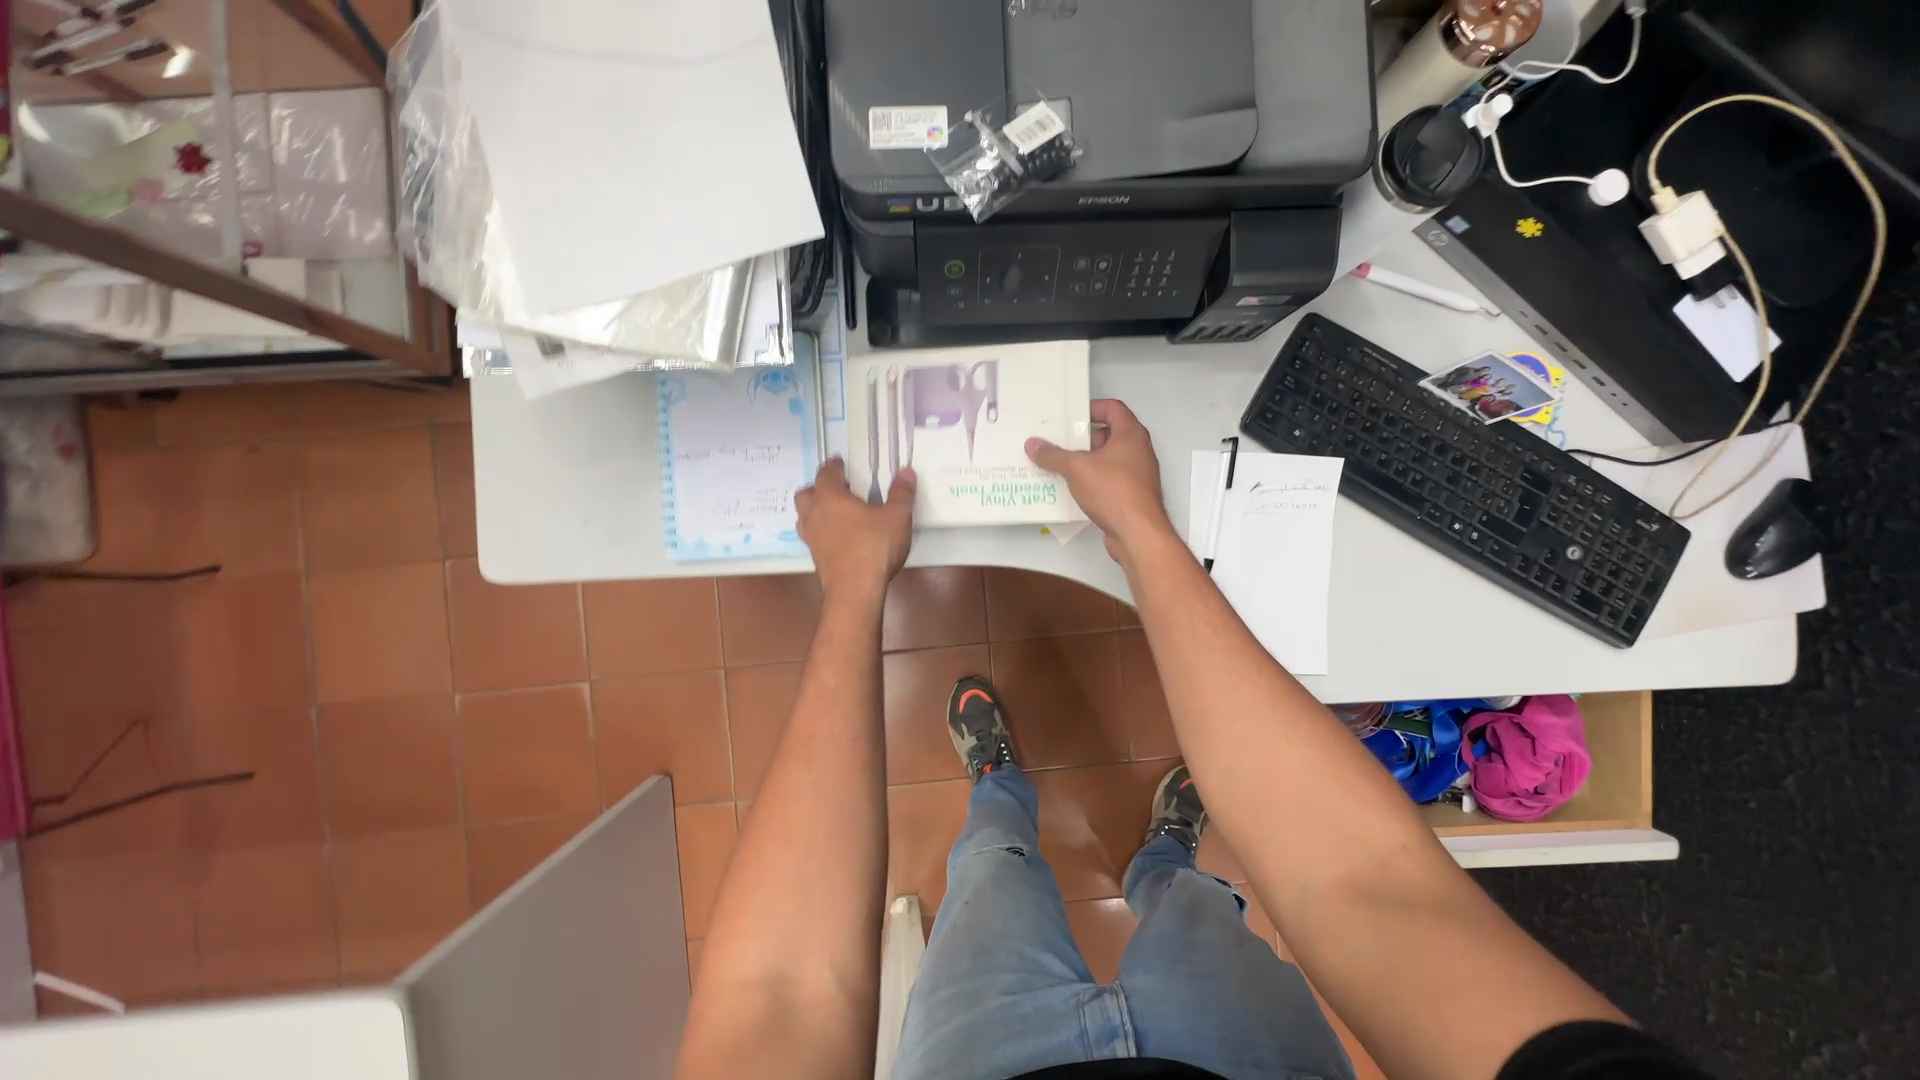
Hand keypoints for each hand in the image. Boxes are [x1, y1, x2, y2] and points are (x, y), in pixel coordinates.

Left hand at [796, 459, 916, 604]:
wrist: (855, 590)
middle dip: (819, 487)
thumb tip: (906, 472)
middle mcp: (814, 514)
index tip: (841, 463)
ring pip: (805, 516)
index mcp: (830, 497)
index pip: (826, 473)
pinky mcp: (815, 557)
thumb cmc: (874, 547)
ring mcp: (811, 537)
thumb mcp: (897, 517)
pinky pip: (813, 535)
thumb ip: (901, 493)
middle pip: (806, 493)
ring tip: (836, 512)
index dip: (834, 466)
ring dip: (816, 510)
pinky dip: (821, 529)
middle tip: (838, 488)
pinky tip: (838, 535)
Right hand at [1025, 399, 1173, 561]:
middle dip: (1083, 438)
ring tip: (1058, 465)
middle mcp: (1138, 451)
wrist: (1137, 533)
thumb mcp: (1077, 468)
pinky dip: (1091, 481)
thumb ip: (1053, 455)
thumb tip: (1032, 444)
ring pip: (1107, 460)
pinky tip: (1071, 489)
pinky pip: (1108, 481)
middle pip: (1109, 434)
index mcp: (1131, 435)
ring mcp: (1137, 475)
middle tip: (1058, 442)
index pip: (1113, 408)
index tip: (1070, 416)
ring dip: (1085, 461)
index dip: (1092, 407)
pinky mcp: (1132, 496)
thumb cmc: (1112, 490)